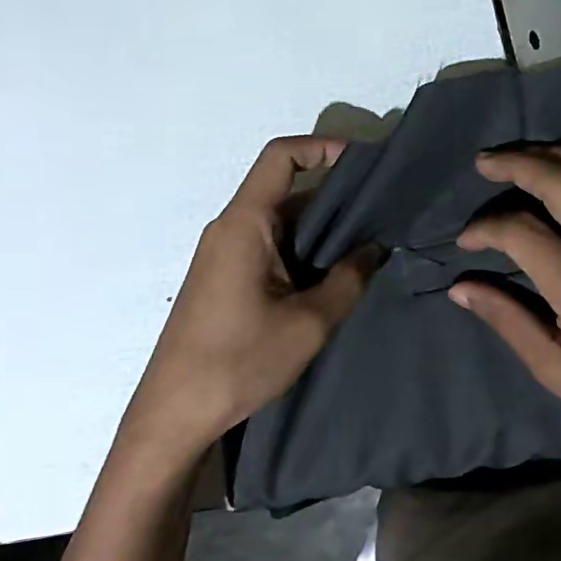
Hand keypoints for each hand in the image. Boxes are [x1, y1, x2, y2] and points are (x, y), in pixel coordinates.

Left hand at [122, 136, 383, 459]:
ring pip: (281, 223)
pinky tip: (334, 276)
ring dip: (322, 230)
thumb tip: (377, 248)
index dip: (321, 147)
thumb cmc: (239, 362)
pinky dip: (303, 251)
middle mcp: (230, 229)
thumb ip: (349, 279)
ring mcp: (224, 254)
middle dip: (336, 197)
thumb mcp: (309, 323)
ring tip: (369, 247)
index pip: (279, 157)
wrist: (175, 413)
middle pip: (286, 191)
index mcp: (244, 225)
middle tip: (384, 215)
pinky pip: (270, 247)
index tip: (363, 161)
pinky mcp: (225, 279)